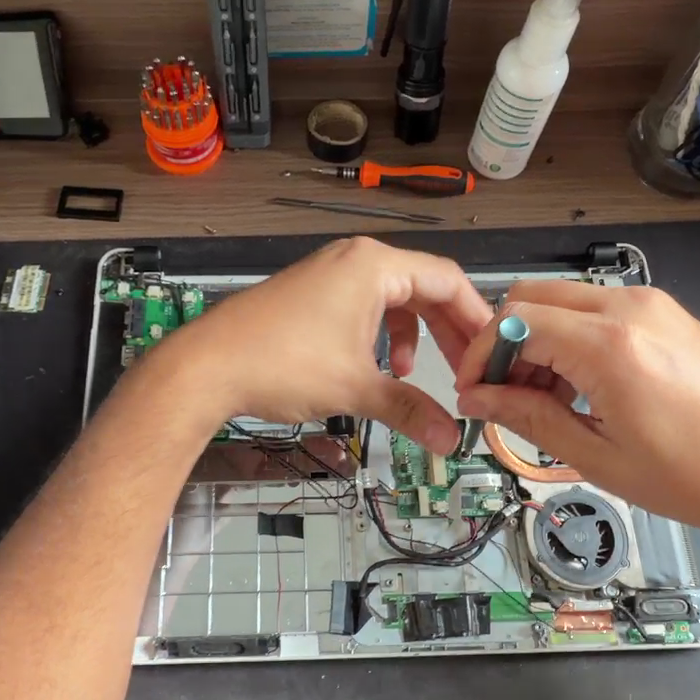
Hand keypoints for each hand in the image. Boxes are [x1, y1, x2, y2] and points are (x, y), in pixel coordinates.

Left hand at [153, 237, 491, 454]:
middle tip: (466, 369)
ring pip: (392, 298)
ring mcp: (330, 273)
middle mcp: (355, 259)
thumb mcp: (355, 388)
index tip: (492, 353)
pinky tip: (374, 367)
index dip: (475, 317)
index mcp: (374, 265)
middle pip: (422, 286)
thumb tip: (451, 441)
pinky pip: (363, 306)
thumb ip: (410, 409)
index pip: (447, 279)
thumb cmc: (285, 365)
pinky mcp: (311, 292)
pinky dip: (379, 334)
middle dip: (446, 330)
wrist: (207, 366)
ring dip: (411, 335)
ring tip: (411, 375)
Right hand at [453, 281, 699, 543]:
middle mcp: (629, 308)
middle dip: (503, 343)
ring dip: (537, 340)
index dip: (479, 356)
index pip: (512, 323)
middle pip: (531, 297)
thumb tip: (478, 398)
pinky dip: (571, 338)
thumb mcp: (600, 456)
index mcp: (608, 345)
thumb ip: (528, 416)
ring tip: (542, 400)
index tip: (471, 392)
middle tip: (502, 395)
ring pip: (564, 301)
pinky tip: (581, 388)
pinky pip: (599, 311)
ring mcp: (654, 306)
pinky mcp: (670, 315)